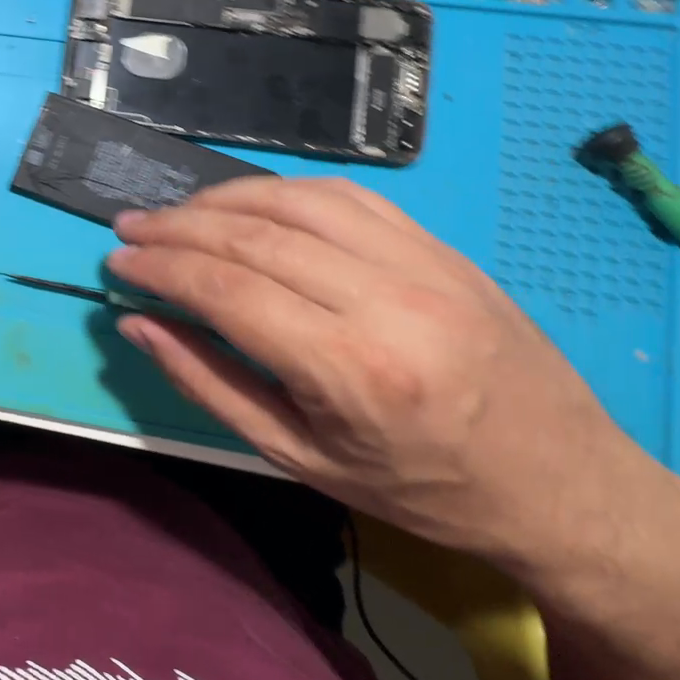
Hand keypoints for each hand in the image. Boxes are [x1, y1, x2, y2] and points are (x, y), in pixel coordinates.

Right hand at [107, 177, 650, 561]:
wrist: (562, 485)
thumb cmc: (415, 487)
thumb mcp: (294, 455)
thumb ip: (206, 383)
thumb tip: (137, 323)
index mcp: (348, 368)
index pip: (226, 289)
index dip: (159, 267)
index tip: (116, 262)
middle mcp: (388, 302)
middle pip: (254, 236)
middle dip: (175, 226)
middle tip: (128, 229)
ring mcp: (425, 266)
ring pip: (297, 201)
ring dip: (221, 199)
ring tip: (176, 213)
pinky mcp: (443, 250)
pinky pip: (348, 197)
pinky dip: (281, 192)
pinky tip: (246, 206)